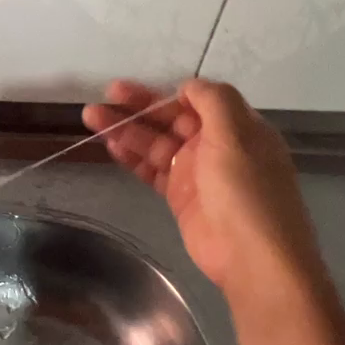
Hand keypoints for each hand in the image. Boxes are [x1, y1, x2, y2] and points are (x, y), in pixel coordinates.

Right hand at [85, 79, 325, 314]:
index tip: (131, 90)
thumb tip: (188, 86)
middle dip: (136, 109)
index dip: (161, 94)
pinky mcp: (179, 196)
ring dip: (125, 130)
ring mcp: (196, 172)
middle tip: (102, 99)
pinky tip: (110, 146)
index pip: (194, 101)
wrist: (253, 259)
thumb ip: (213, 101)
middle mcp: (216, 146)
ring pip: (155, 143)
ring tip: (92, 118)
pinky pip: (152, 169)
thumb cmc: (246, 192)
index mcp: (236, 128)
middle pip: (170, 120)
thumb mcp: (237, 135)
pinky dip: (132, 157)